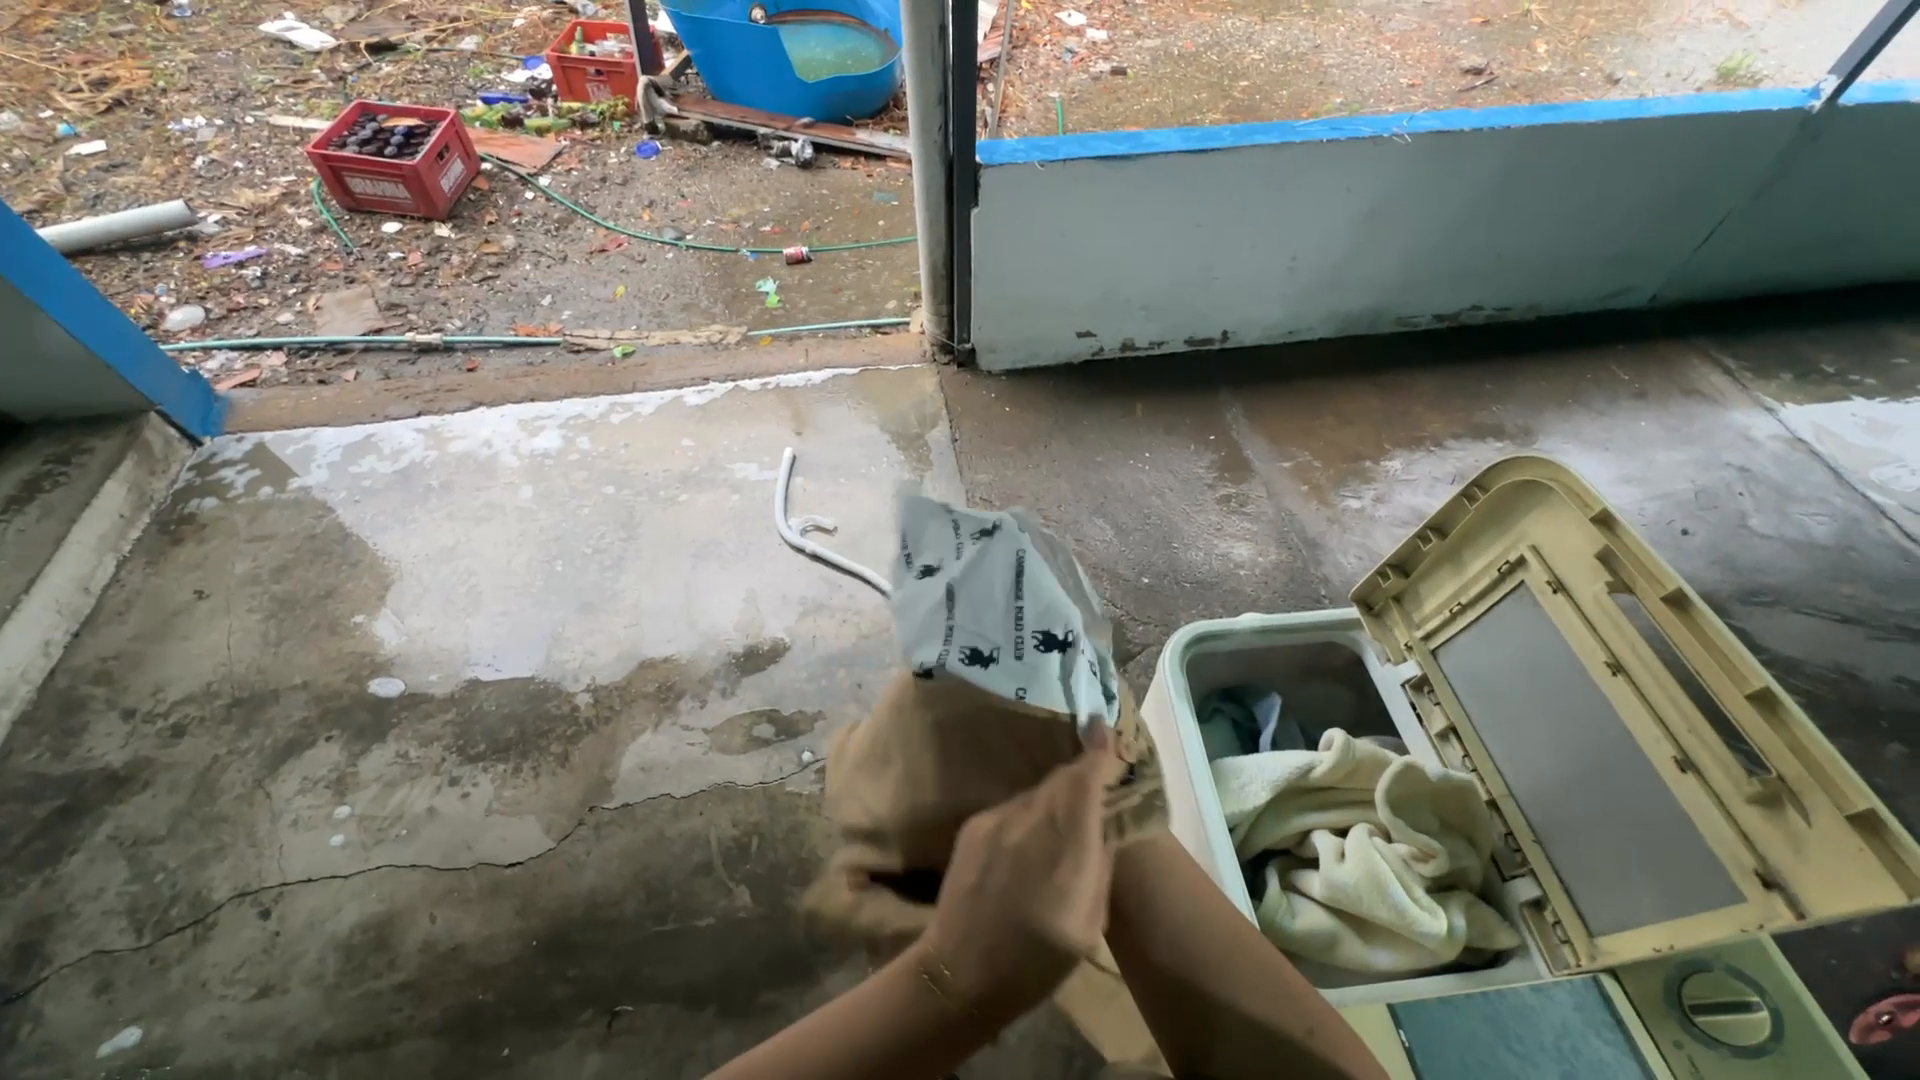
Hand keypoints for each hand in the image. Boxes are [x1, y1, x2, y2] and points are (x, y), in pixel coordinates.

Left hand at [918, 727, 1123, 1017]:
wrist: (961, 973)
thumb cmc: (1036, 961)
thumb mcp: (1089, 925)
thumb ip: (1099, 866)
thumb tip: (1103, 826)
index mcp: (1067, 852)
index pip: (1084, 783)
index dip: (1097, 752)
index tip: (1102, 725)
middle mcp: (1030, 824)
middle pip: (1062, 782)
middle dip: (1081, 777)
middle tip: (1096, 781)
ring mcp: (997, 822)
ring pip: (1036, 794)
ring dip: (1054, 799)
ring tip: (1061, 824)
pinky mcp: (974, 827)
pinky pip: (1013, 808)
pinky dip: (1028, 815)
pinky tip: (1027, 844)